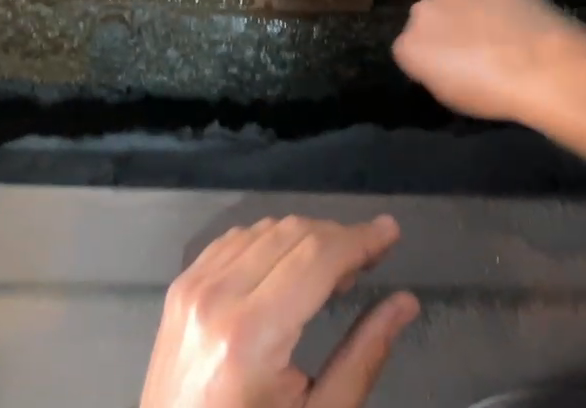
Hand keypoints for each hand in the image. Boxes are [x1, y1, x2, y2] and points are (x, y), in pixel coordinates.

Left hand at [140, 215, 419, 407]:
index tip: (391, 232)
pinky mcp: (180, 288)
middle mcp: (217, 296)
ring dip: (306, 238)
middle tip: (369, 260)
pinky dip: (270, 241)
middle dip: (339, 237)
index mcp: (251, 333)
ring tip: (333, 270)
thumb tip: (405, 303)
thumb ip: (363, 355)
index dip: (360, 238)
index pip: (317, 255)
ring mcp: (192, 288)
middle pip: (293, 234)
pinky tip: (288, 265)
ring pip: (265, 229)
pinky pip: (235, 240)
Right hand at [392, 0, 585, 121]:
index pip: (408, 49)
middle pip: (429, 18)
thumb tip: (442, 60)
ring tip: (499, 27)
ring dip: (468, 8)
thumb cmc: (495, 95)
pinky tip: (513, 11)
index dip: (431, 59)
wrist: (542, 66)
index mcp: (408, 47)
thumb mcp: (452, 97)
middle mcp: (421, 11)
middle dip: (445, 28)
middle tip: (474, 47)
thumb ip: (436, 72)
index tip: (452, 68)